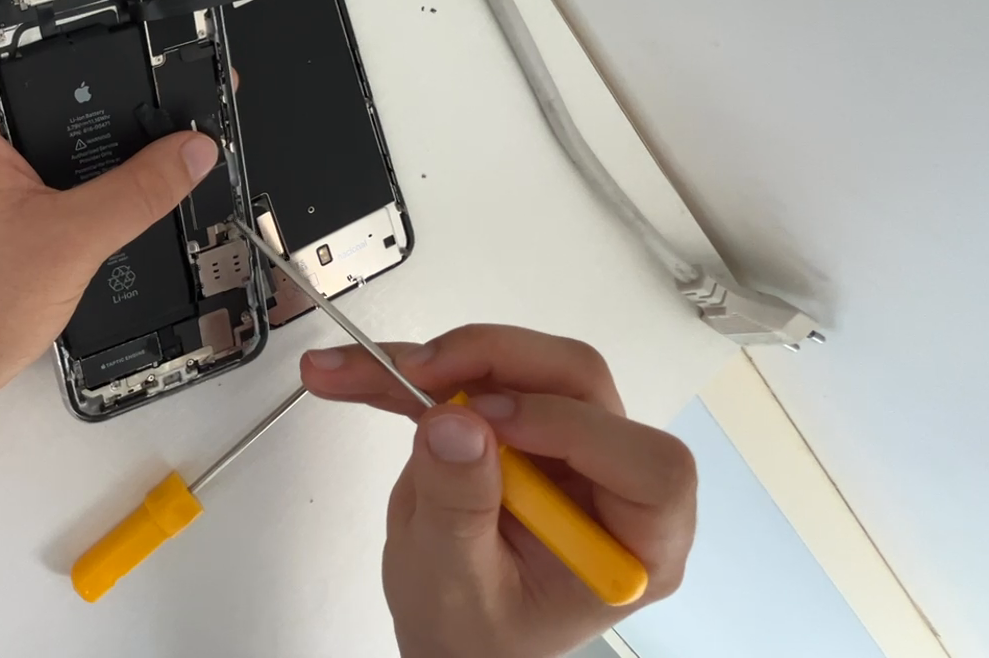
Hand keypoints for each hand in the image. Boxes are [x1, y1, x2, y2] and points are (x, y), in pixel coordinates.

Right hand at [301, 325, 697, 657]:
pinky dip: (395, 372)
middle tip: (411, 371)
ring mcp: (554, 443)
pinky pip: (455, 376)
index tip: (482, 419)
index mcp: (629, 540)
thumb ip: (458, 505)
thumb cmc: (466, 632)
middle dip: (488, 360)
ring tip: (347, 371)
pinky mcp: (501, 422)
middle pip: (575, 381)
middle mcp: (605, 479)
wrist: (444, 629)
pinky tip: (342, 376)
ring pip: (515, 362)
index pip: (647, 465)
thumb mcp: (456, 581)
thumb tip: (454, 420)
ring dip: (428, 359)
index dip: (570, 425)